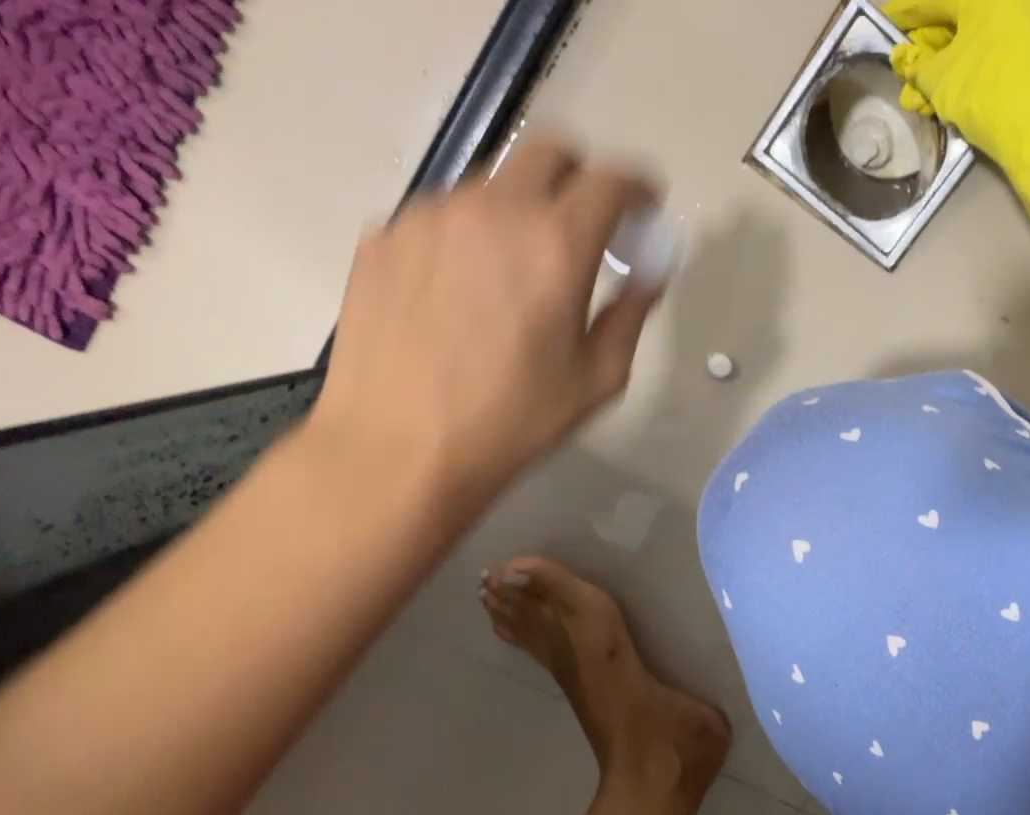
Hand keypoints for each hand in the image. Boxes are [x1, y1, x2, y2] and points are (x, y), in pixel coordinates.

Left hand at [306, 137, 662, 512]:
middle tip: (590, 222)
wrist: (400, 446)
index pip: (609, 181)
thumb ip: (630, 312)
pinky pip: (444, 216)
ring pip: (492, 184)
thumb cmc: (514, 420)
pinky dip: (472, 235)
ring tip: (520, 270)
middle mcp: (492, 211)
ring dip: (522, 208)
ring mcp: (429, 216)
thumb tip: (646, 275)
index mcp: (556, 244)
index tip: (644, 207)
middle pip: (546, 151)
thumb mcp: (599, 377)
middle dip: (581, 176)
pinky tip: (466, 291)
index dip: (637, 187)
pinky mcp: (384, 236)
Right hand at [886, 0, 1029, 166]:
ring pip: (985, 41)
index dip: (907, 14)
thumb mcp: (940, 82)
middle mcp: (1018, 1)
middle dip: (933, 46)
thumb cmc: (990, 96)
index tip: (890, 21)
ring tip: (933, 95)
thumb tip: (910, 62)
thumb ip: (919, 66)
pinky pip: (1007, 55)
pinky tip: (967, 96)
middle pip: (964, 19)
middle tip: (914, 67)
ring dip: (955, 65)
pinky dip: (982, 71)